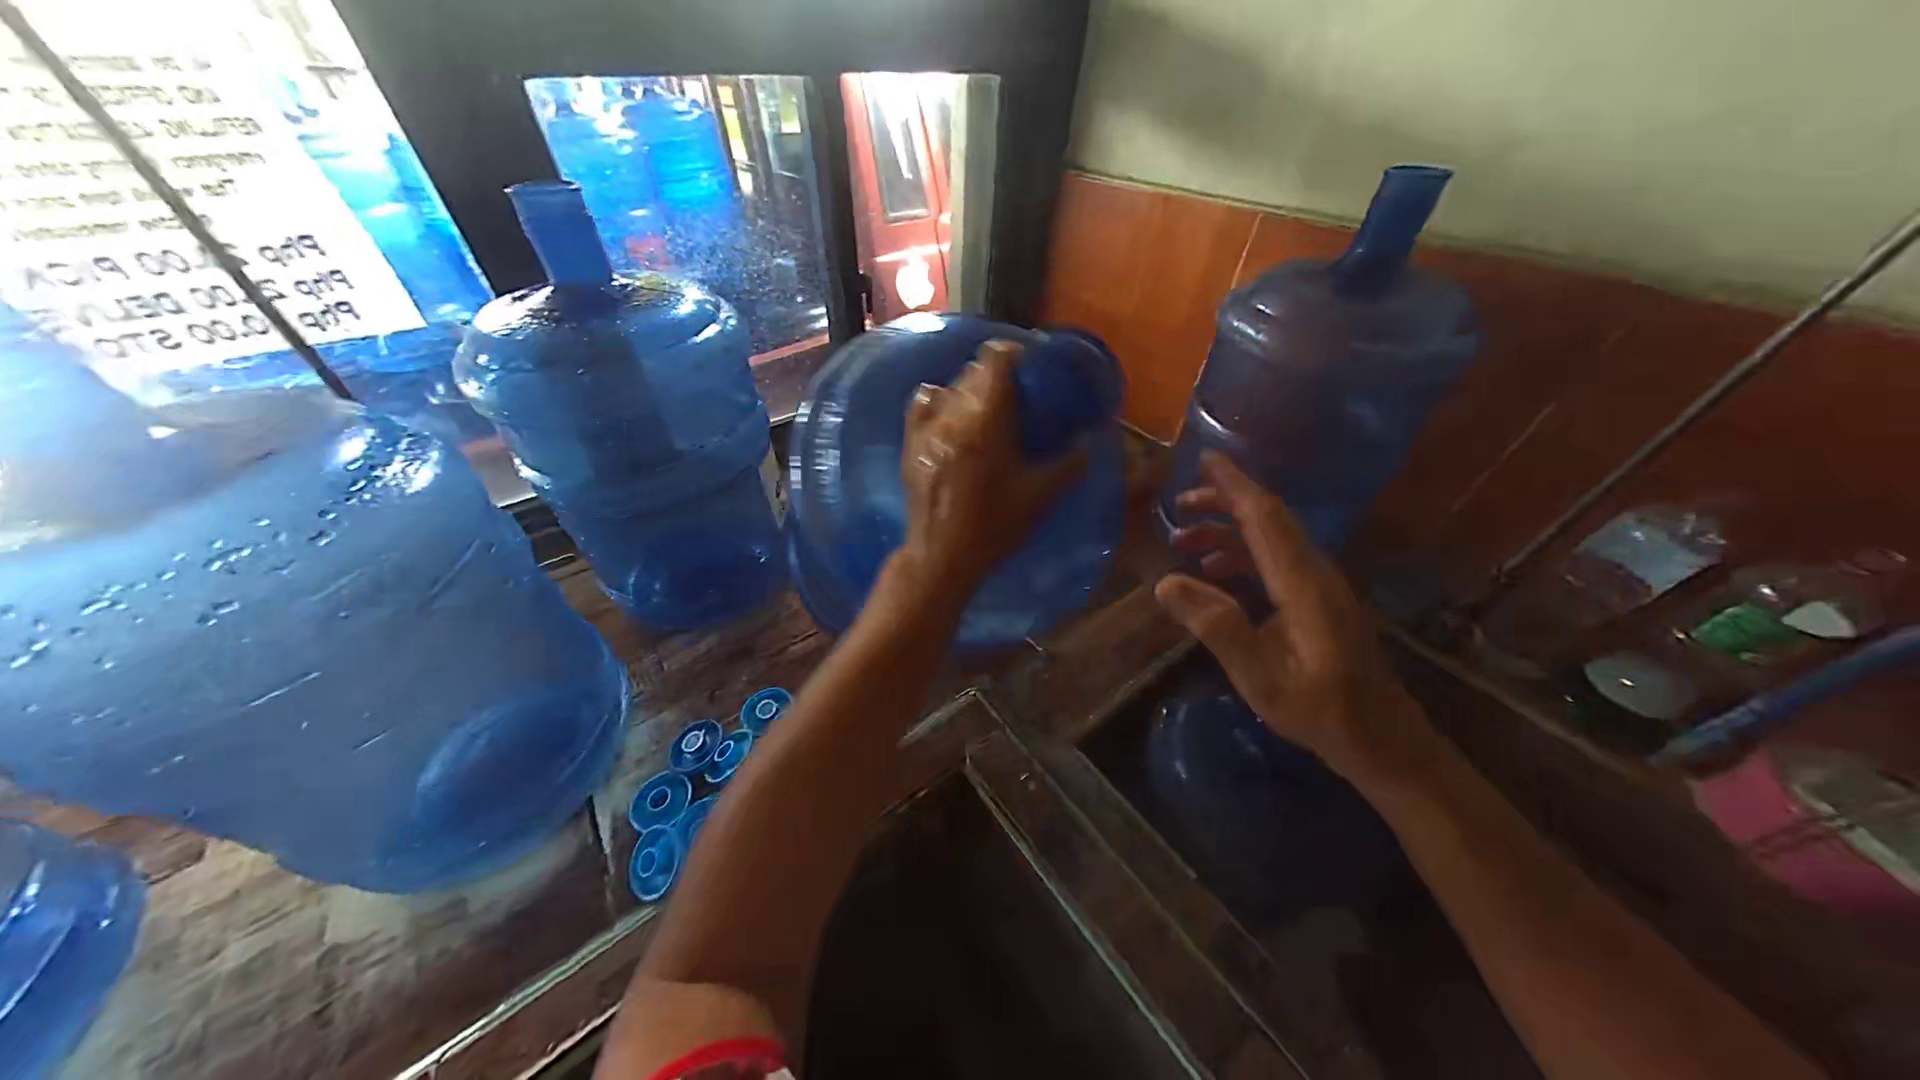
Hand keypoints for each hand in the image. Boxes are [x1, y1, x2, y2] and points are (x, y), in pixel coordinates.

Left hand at [896, 340, 1087, 597]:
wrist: (942, 556)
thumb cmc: (995, 527)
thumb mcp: (1041, 496)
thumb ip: (1071, 463)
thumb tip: (1090, 441)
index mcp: (987, 421)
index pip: (995, 360)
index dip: (1014, 351)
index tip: (1030, 361)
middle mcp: (953, 415)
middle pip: (974, 372)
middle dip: (997, 375)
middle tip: (1017, 394)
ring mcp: (927, 428)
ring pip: (950, 387)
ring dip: (970, 390)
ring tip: (986, 409)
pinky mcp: (911, 443)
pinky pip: (923, 404)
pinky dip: (939, 400)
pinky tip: (951, 416)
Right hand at [1155, 452, 1437, 785]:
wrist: (1380, 738)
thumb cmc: (1319, 709)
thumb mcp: (1258, 674)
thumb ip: (1214, 625)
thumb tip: (1164, 583)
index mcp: (1302, 582)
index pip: (1264, 517)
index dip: (1233, 485)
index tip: (1204, 459)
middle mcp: (1314, 572)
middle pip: (1268, 520)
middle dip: (1223, 503)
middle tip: (1179, 504)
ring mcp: (1320, 586)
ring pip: (1271, 540)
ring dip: (1228, 532)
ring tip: (1183, 542)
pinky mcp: (1318, 601)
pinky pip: (1275, 562)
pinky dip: (1241, 556)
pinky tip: (1215, 573)